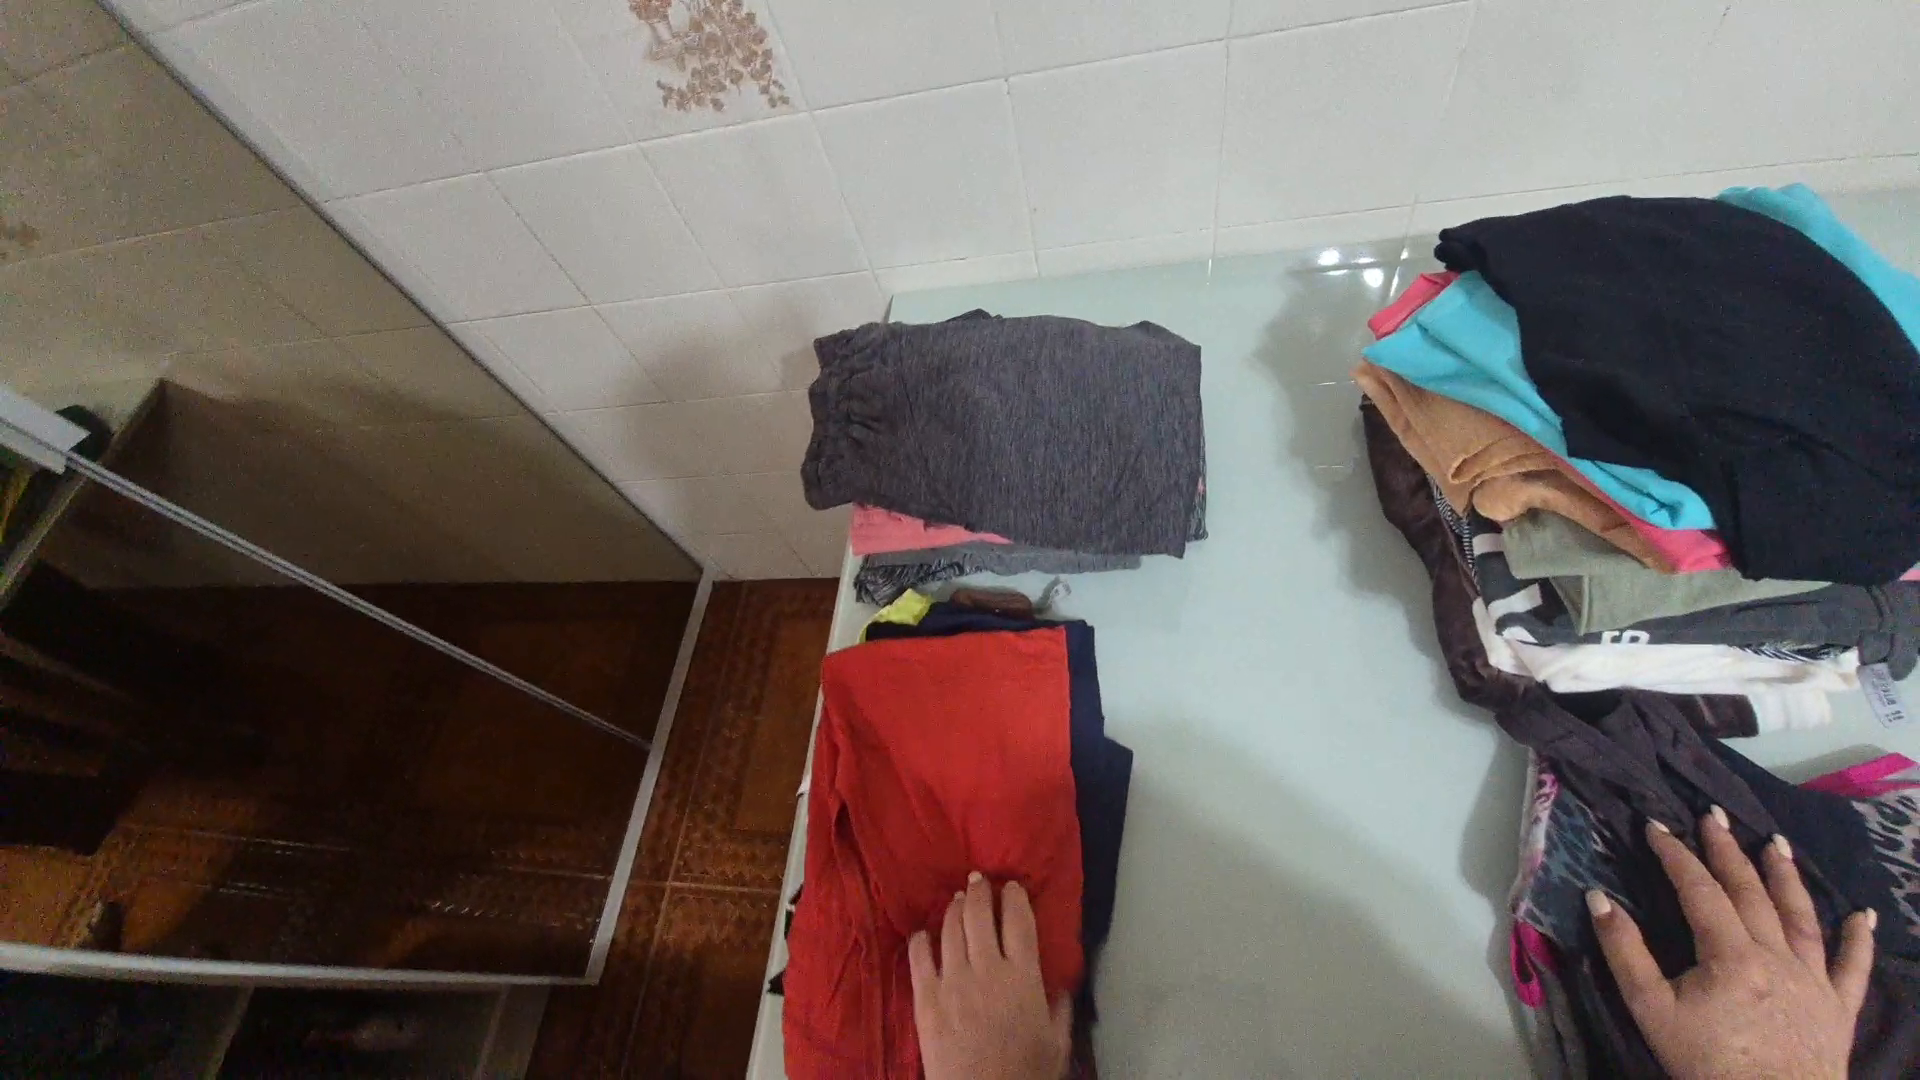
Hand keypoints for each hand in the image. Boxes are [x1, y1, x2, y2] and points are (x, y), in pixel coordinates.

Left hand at [909, 872, 1071, 1079]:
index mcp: (1023, 978)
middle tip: (977, 880)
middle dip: (979, 891)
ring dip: (954, 908)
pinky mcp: (926, 999)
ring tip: (956, 900)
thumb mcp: (1056, 1044)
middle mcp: (987, 970)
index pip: (1019, 922)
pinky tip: (922, 933)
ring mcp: (953, 981)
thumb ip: (1059, 1008)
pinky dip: (920, 940)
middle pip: (980, 915)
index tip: (1011, 886)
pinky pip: (919, 957)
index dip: (1015, 897)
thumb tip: (1061, 983)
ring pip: (951, 928)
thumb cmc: (1025, 1076)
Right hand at [1589, 809, 1877, 1079]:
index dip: (1676, 854)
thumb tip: (1598, 897)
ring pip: (1803, 919)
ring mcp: (1816, 985)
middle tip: (1713, 816)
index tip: (1655, 825)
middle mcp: (1779, 961)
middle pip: (1752, 894)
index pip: (1700, 890)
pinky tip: (1862, 915)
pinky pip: (1853, 969)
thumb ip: (1624, 949)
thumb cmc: (1706, 1061)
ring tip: (1775, 843)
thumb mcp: (1649, 1006)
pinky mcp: (1839, 1010)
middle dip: (1728, 851)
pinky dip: (1859, 940)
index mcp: (1732, 957)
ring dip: (1786, 877)